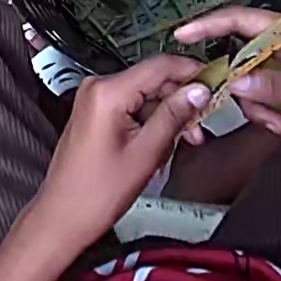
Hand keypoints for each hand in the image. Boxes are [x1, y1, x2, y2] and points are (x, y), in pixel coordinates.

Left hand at [24, 53, 207, 252]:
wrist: (63, 215)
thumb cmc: (97, 192)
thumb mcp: (146, 153)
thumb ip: (174, 116)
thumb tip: (199, 90)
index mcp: (108, 91)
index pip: (160, 65)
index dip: (192, 71)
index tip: (217, 81)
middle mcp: (98, 86)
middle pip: (153, 78)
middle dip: (182, 99)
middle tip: (205, 120)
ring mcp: (95, 97)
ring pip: (145, 93)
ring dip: (169, 112)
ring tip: (188, 137)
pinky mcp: (96, 109)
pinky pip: (132, 104)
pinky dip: (151, 119)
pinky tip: (165, 139)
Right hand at [174, 6, 280, 148]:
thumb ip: (280, 88)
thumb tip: (232, 83)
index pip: (243, 21)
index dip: (209, 25)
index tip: (179, 38)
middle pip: (247, 64)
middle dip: (250, 95)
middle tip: (268, 121)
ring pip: (262, 89)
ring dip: (271, 114)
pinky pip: (280, 104)